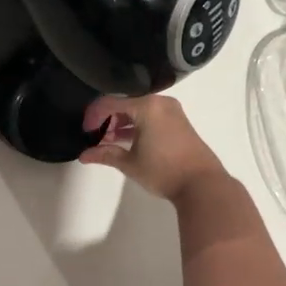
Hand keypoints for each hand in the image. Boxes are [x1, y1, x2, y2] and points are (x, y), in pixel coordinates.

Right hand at [78, 93, 228, 201]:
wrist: (201, 183)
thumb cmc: (163, 171)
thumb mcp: (130, 163)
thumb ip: (106, 154)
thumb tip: (84, 155)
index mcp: (146, 106)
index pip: (110, 103)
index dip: (93, 116)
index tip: (85, 132)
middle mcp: (160, 102)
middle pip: (125, 103)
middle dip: (108, 119)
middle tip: (95, 136)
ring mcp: (171, 111)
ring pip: (138, 110)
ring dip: (122, 123)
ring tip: (108, 141)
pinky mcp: (178, 121)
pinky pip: (151, 116)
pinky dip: (136, 125)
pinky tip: (127, 142)